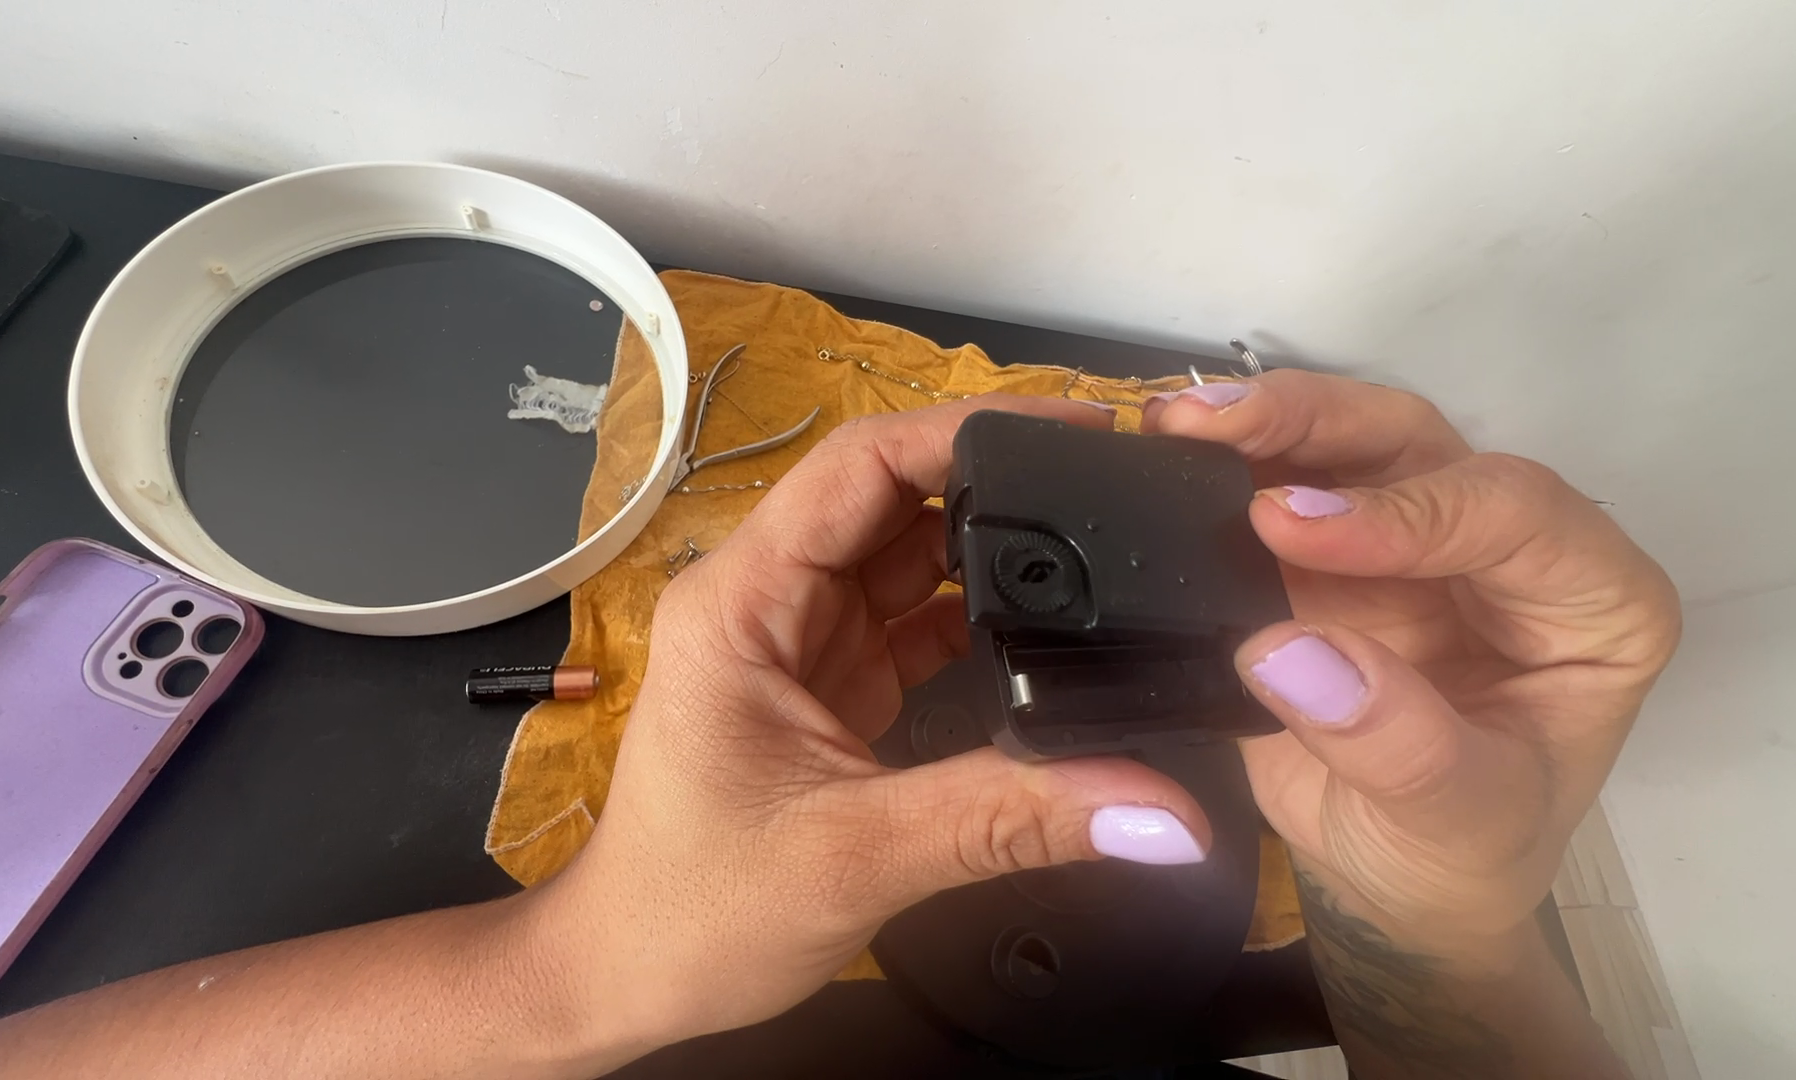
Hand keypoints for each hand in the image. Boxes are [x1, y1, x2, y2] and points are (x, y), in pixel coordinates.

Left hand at [529, 396, 1209, 1054]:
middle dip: (994, 476)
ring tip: (1094, 539)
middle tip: (1102, 476)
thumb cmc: (696, 909)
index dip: (961, 429)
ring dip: (992, 543)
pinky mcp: (833, 669)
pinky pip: (916, 613)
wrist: (632, 970)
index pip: (857, 466)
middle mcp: (771, 593)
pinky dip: (978, 612)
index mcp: (743, 600)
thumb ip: (1011, 820)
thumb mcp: (858, 858)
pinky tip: (1042, 621)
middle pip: (891, 496)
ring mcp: (804, 630)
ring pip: (909, 551)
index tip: (1070, 426)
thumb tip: (1163, 816)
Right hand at [1145, 372, 1680, 952]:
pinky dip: (1214, 465)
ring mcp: (1389, 543)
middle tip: (1209, 422)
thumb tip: (1284, 652)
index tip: (1283, 528)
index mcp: (1576, 602)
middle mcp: (1486, 549)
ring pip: (1336, 442)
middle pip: (1414, 443)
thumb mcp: (1453, 824)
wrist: (1379, 865)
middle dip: (1312, 419)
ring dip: (1256, 423)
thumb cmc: (1450, 850)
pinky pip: (1266, 485)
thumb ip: (1396, 746)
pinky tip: (1163, 454)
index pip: (1511, 514)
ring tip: (1172, 422)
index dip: (1404, 510)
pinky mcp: (1310, 553)